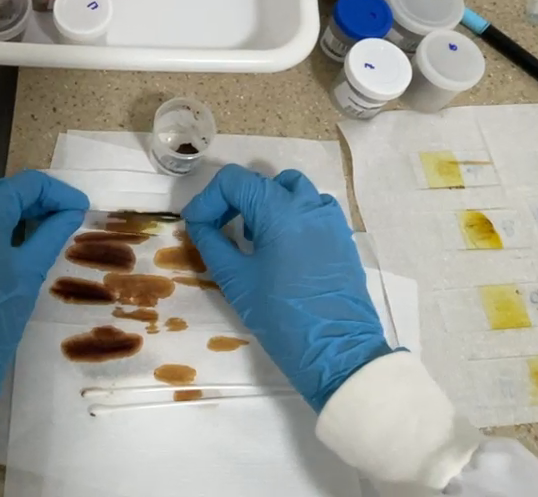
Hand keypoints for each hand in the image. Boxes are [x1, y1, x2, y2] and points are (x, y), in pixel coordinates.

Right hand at [182, 164, 390, 410]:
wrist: (339, 356)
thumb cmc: (283, 318)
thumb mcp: (236, 281)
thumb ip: (212, 242)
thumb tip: (197, 222)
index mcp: (279, 210)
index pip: (234, 181)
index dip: (208, 198)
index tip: (196, 223)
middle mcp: (307, 204)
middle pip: (259, 182)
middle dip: (231, 201)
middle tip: (216, 228)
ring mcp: (329, 218)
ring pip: (289, 188)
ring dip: (264, 201)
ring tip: (252, 234)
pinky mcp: (341, 236)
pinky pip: (311, 207)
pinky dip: (290, 213)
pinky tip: (282, 244)